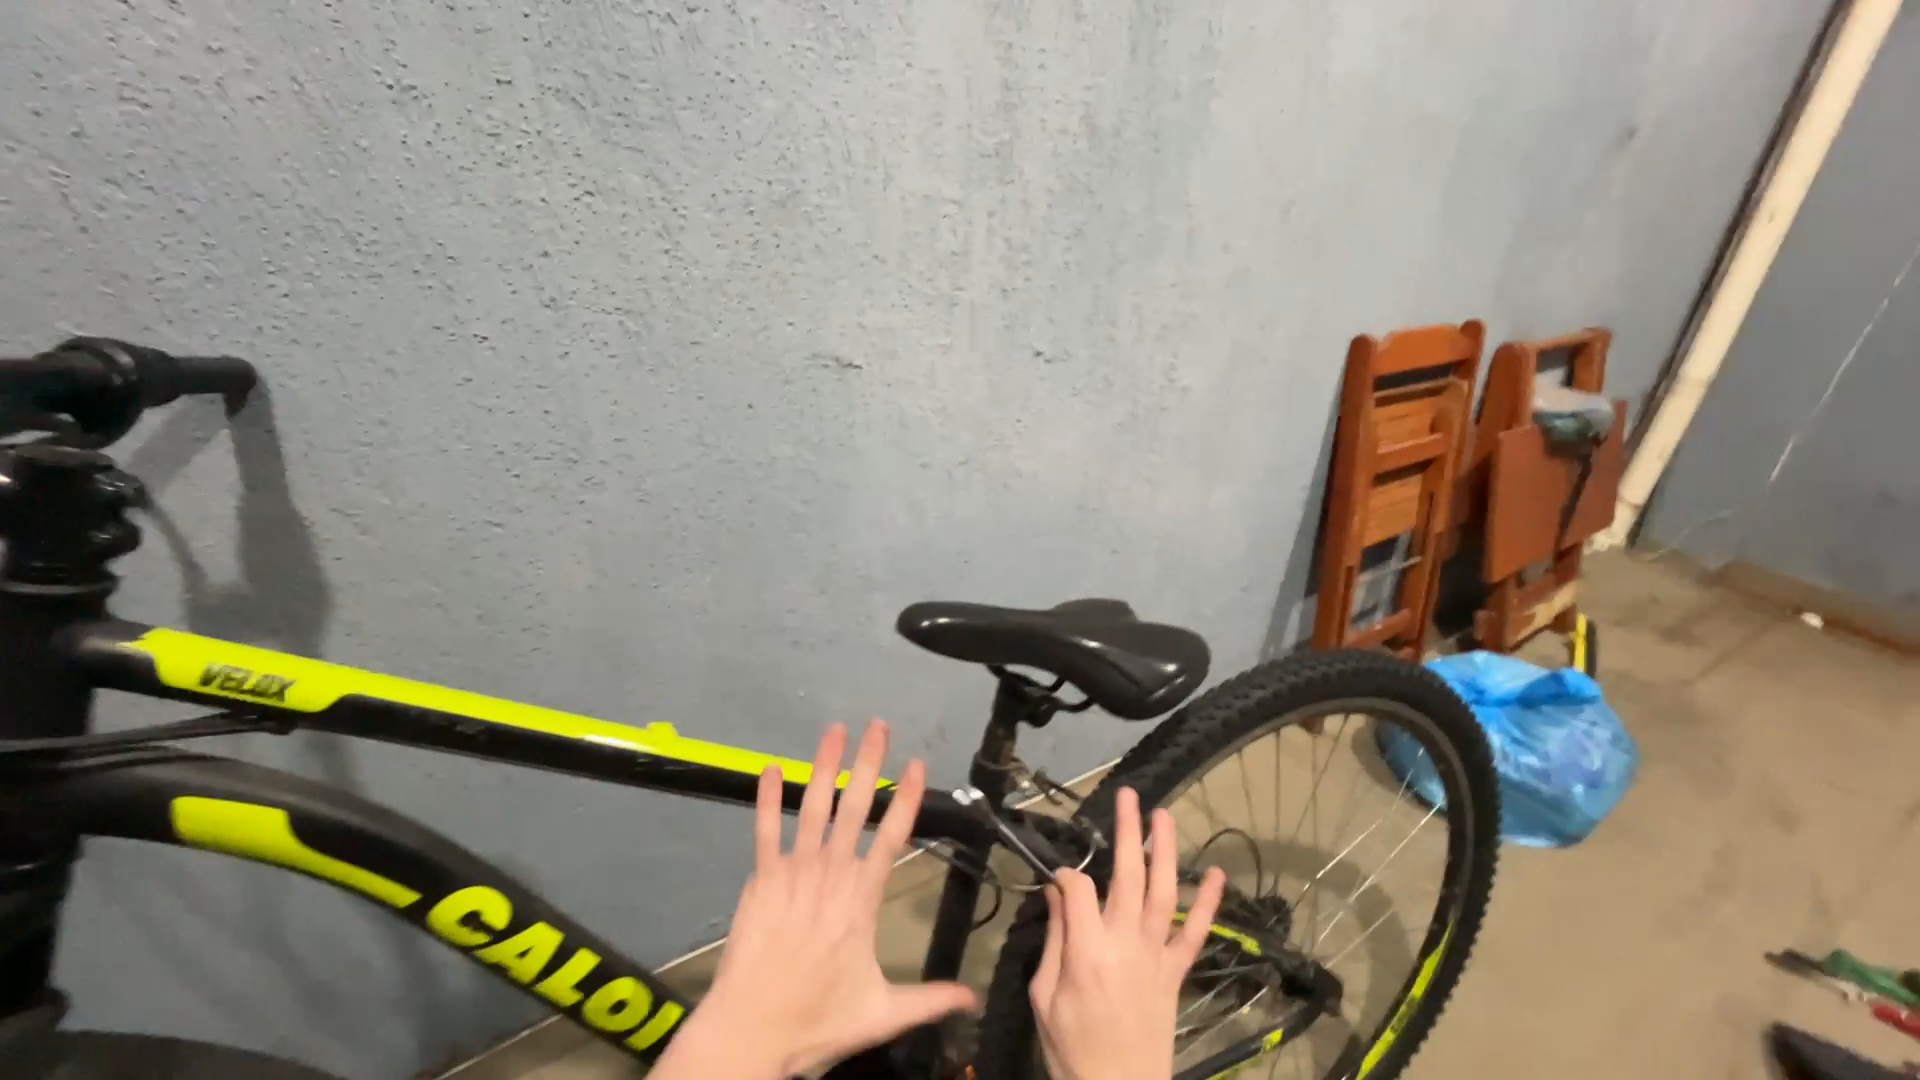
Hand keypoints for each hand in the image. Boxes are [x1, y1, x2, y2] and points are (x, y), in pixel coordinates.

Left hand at [652, 721, 976, 1078]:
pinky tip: (768, 768)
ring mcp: (793, 871)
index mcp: (863, 897)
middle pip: (855, 807)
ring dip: (824, 765)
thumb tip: (973, 997)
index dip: (906, 797)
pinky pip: (764, 830)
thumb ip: (929, 999)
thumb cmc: (817, 1020)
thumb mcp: (882, 1013)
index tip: (916, 763)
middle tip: (877, 726)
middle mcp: (831, 872)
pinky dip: (766, 797)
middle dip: (868, 762)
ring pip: (813, 806)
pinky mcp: (761, 878)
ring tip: (834, 731)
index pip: (893, 835)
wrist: (750, 1030)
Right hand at [1029, 786, 1225, 1079]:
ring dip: (1165, 851)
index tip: (1057, 877)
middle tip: (1128, 795)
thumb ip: (1054, 939)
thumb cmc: (1071, 1048)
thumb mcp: (1044, 996)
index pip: (1078, 888)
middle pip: (1128, 876)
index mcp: (1087, 951)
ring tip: (1164, 815)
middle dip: (1127, 831)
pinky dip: (1207, 903)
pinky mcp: (1175, 972)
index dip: (1066, 874)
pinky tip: (1216, 874)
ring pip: (1162, 893)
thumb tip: (1056, 892)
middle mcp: (1126, 944)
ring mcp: (1155, 956)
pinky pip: (1194, 934)